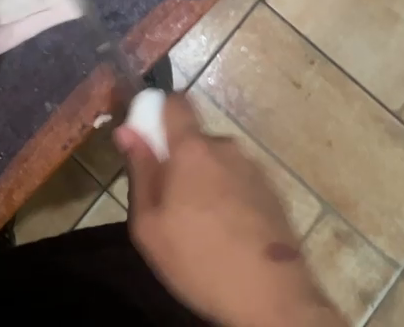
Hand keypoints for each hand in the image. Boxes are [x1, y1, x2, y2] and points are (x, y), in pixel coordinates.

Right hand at [116, 95, 340, 326]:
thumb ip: (139, 171)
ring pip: (220, 163)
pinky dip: (231, 199)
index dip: (159, 111)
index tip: (150, 139)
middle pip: (196, 139)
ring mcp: (256, 171)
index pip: (176, 102)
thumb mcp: (150, 225)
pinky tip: (230, 235)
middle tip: (173, 201)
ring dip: (208, 181)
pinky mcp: (276, 195)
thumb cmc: (200, 261)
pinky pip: (241, 183)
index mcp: (192, 149)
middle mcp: (227, 149)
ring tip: (204, 226)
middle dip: (182, 160)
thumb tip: (127, 131)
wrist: (276, 302)